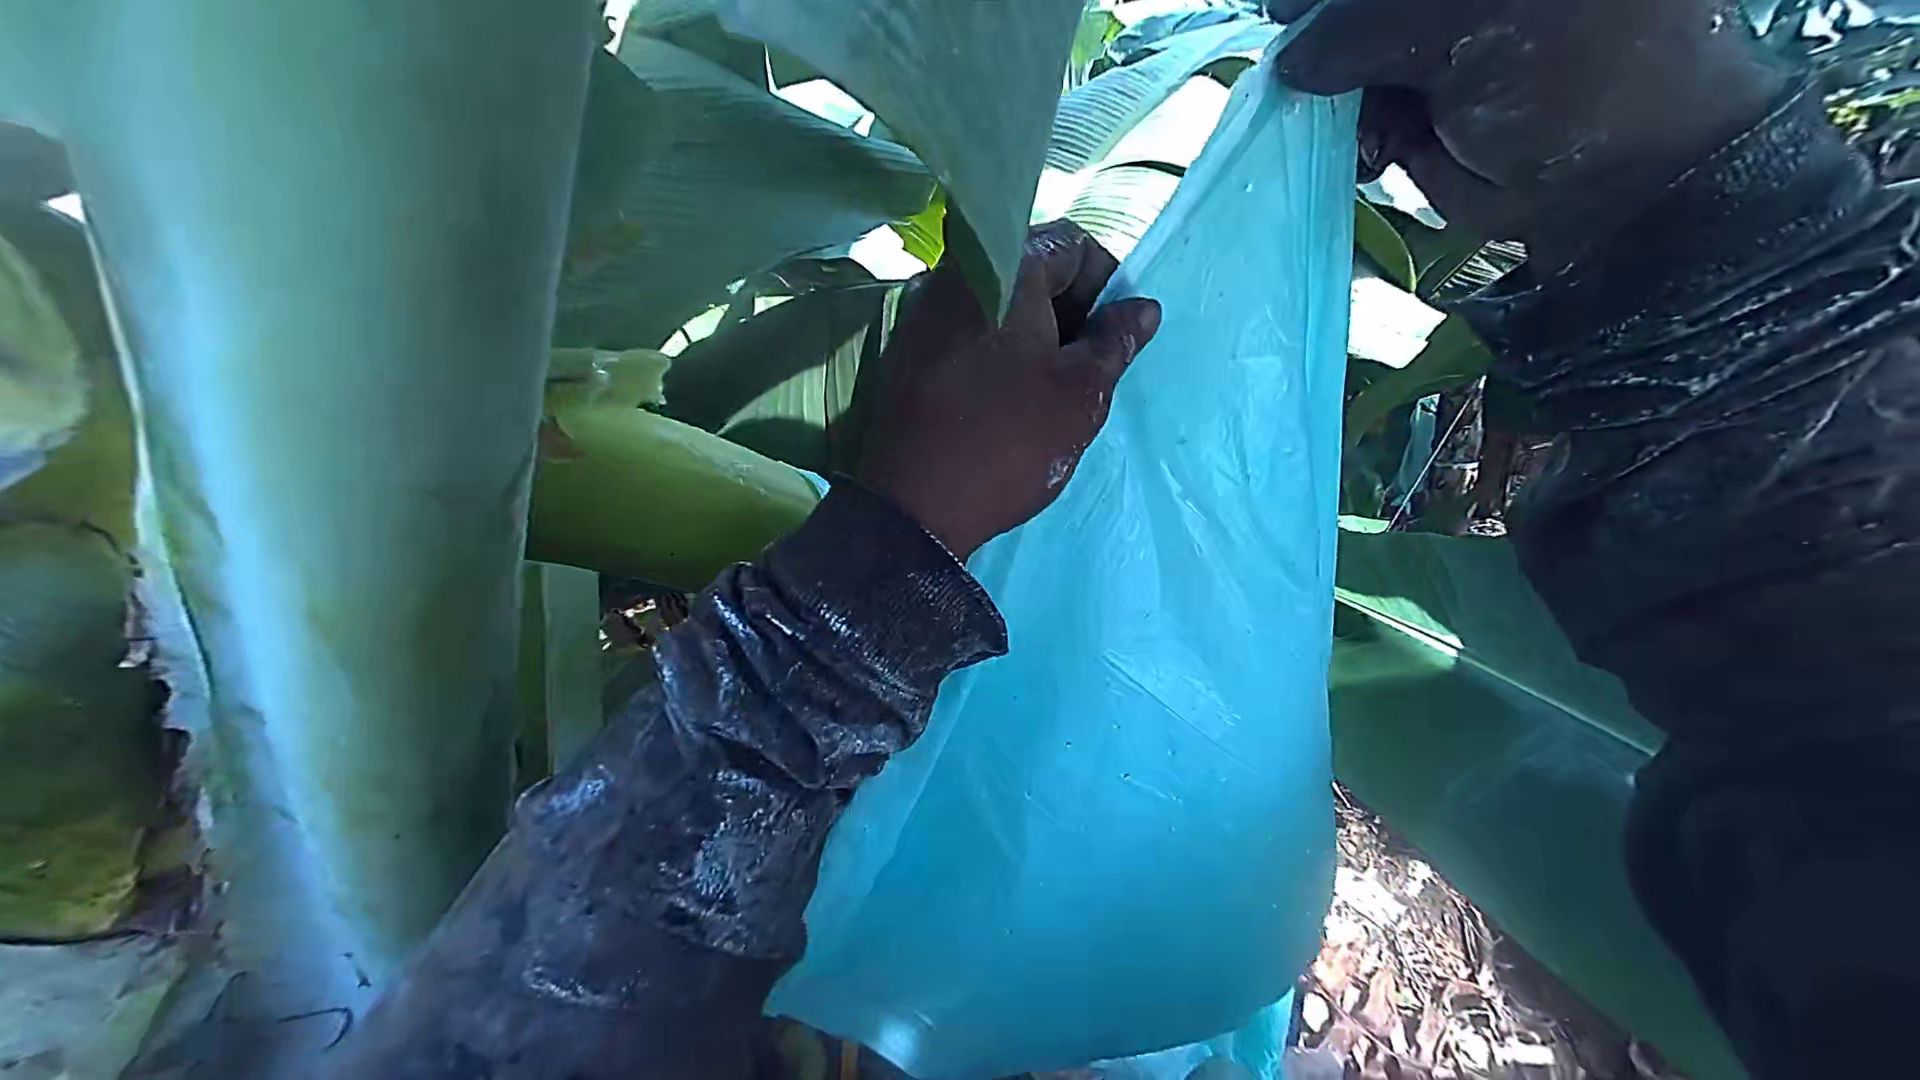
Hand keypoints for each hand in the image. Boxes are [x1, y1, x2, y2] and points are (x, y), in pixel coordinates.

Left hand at [856, 221, 1161, 559]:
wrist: (915, 506)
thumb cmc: (1009, 441)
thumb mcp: (1080, 393)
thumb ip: (1115, 341)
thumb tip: (1142, 308)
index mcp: (1005, 265)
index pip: (1076, 245)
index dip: (1107, 287)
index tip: (1113, 338)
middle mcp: (953, 271)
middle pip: (1032, 272)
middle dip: (1069, 313)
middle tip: (1086, 369)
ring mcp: (922, 311)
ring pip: (998, 305)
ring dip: (1033, 335)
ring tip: (1048, 389)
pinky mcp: (906, 349)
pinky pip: (966, 331)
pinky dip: (996, 350)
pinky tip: (1006, 396)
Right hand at [1267, 0, 1788, 270]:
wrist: (1600, 186)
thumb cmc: (1570, 82)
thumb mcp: (1469, 32)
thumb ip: (1368, 31)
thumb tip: (1288, 62)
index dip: (1327, 4)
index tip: (1282, 16)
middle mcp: (1459, 7)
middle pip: (1360, 18)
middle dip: (1330, 50)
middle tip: (1308, 82)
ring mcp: (1436, 59)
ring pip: (1352, 71)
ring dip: (1343, 108)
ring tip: (1374, 137)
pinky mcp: (1416, 114)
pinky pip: (1359, 120)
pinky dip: (1355, 141)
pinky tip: (1377, 156)